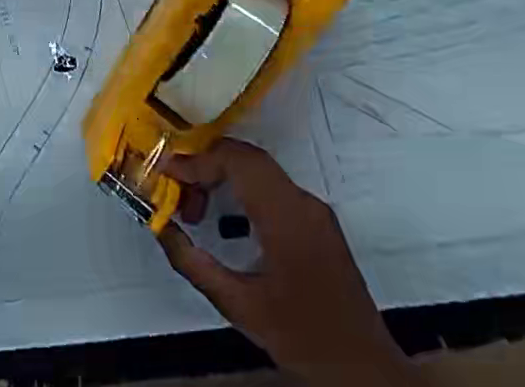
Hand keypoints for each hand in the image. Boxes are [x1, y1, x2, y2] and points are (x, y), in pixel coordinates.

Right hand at [154, 140, 417, 386]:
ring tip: (195, 208)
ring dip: (220, 175)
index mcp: (287, 219)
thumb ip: (192, 262)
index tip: (165, 173)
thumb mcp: (238, 304)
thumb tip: (159, 226)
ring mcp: (313, 211)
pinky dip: (238, 187)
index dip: (196, 160)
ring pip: (257, 169)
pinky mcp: (315, 221)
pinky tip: (222, 214)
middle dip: (204, 164)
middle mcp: (304, 204)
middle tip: (174, 187)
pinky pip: (269, 185)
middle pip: (246, 157)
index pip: (237, 162)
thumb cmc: (302, 336)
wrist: (364, 369)